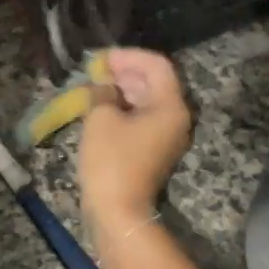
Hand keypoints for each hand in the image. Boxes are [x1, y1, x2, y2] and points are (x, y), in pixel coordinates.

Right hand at [78, 48, 191, 239]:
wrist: (118, 212)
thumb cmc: (111, 162)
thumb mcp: (100, 118)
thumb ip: (102, 92)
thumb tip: (103, 86)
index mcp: (170, 106)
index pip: (156, 65)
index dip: (128, 56)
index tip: (100, 58)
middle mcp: (175, 118)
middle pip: (154, 82)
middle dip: (124, 72)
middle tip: (94, 71)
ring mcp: (165, 137)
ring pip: (146, 101)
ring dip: (121, 90)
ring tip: (93, 87)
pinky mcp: (152, 151)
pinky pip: (141, 120)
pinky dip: (122, 109)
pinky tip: (100, 108)